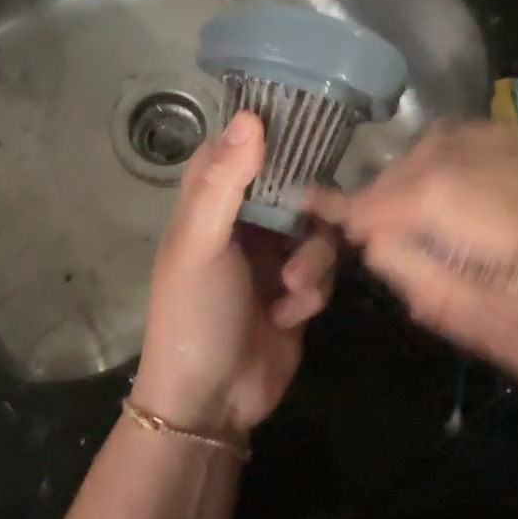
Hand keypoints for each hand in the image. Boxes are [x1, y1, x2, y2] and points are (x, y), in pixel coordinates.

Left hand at [131, 112, 338, 439]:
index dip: (264, 136)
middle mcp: (240, 224)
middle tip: (309, 219)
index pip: (236, 150)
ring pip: (314, 229)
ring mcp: (270, 258)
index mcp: (207, 206)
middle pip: (289, 187)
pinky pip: (323, 269)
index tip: (301, 122)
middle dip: (304, 208)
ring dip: (311, 258)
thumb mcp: (200, 244)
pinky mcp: (295, 291)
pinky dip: (312, 290)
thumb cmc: (194, 314)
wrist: (211, 401)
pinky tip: (290, 315)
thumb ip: (224, 182)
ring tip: (292, 286)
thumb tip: (250, 116)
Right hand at [309, 121, 517, 398]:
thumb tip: (374, 242)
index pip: (432, 192)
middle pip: (436, 156)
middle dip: (385, 185)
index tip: (332, 217)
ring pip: (452, 137)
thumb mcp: (500, 336)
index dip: (373, 202)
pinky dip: (437, 156)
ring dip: (408, 167)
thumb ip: (431, 285)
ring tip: (393, 205)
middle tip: (361, 221)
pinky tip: (431, 186)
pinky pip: (476, 136)